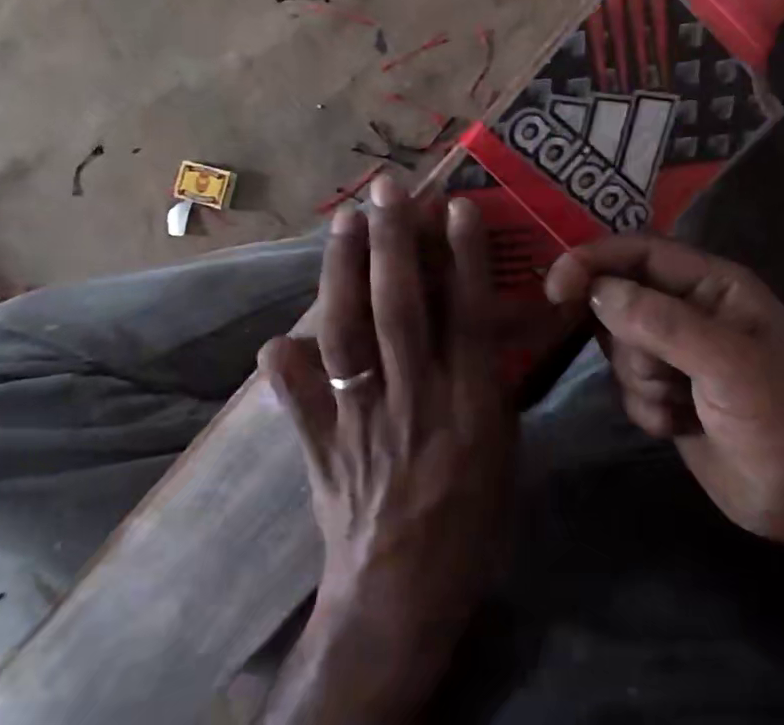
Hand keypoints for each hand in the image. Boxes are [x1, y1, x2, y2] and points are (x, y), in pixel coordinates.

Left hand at [258, 177, 513, 719]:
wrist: (402, 595)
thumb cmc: (469, 523)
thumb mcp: (502, 452)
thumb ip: (486, 385)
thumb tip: (467, 319)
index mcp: (470, 410)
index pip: (467, 319)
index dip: (462, 259)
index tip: (455, 207)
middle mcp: (415, 403)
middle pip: (400, 310)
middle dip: (393, 242)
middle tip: (386, 189)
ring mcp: (361, 422)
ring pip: (348, 334)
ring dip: (344, 272)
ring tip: (344, 221)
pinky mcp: (320, 444)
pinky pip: (295, 396)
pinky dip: (284, 363)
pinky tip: (281, 335)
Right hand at [544, 236, 783, 556]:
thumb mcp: (731, 365)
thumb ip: (662, 323)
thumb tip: (595, 291)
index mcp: (712, 285)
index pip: (638, 252)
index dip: (593, 260)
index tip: (555, 287)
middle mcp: (689, 311)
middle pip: (618, 300)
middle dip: (626, 341)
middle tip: (660, 373)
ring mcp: (675, 353)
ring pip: (617, 348)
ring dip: (639, 381)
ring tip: (683, 404)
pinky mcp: (664, 392)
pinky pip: (624, 386)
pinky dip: (644, 408)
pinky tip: (680, 425)